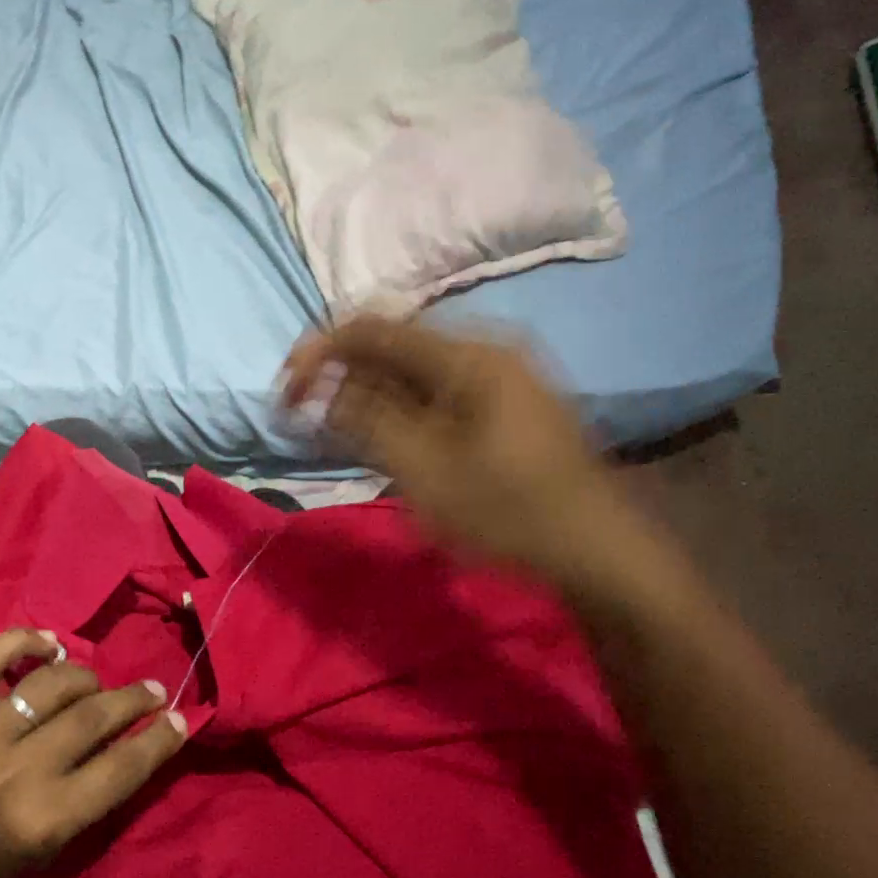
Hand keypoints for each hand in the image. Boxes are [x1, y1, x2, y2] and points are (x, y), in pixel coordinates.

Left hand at [0, 629, 186, 877]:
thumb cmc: (5, 854)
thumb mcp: (63, 838)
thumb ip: (100, 786)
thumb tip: (142, 729)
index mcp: (46, 817)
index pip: (120, 768)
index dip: (159, 740)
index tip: (180, 717)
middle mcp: (14, 773)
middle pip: (90, 718)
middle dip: (131, 700)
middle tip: (151, 690)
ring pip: (49, 684)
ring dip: (84, 676)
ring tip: (94, 682)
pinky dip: (21, 641)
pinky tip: (48, 645)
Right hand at [281, 314, 639, 584]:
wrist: (593, 548)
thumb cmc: (504, 510)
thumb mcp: (421, 467)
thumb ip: (363, 418)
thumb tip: (315, 385)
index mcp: (468, 356)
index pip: (372, 329)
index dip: (318, 352)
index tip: (284, 392)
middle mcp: (484, 351)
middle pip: (390, 344)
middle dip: (337, 373)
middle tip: (300, 414)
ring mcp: (497, 377)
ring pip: (409, 369)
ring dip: (362, 392)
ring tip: (327, 428)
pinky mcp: (501, 405)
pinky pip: (432, 389)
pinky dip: (394, 406)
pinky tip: (374, 434)